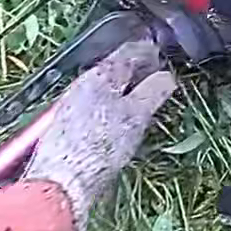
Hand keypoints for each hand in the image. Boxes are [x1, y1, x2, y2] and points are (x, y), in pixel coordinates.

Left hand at [24, 39, 177, 230]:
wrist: (62, 179)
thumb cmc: (101, 145)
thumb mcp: (135, 116)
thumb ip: (153, 92)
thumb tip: (167, 77)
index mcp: (101, 74)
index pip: (128, 52)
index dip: (148, 52)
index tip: (161, 55)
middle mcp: (83, 82)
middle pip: (114, 68)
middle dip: (135, 69)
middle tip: (154, 74)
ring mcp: (72, 101)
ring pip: (103, 86)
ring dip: (123, 87)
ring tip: (139, 96)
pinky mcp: (66, 122)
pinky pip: (94, 102)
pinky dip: (110, 103)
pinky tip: (116, 118)